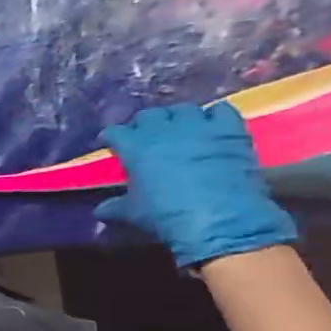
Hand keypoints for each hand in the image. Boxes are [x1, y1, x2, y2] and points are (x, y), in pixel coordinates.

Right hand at [94, 103, 297, 268]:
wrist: (220, 220)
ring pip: (183, 109)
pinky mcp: (230, 131)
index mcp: (135, 147)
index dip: (111, 138)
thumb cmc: (167, 215)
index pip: (115, 132)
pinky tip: (212, 129)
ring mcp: (199, 127)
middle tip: (146, 139)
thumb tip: (100, 211)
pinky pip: (220, 111)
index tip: (111, 145)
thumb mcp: (133, 214)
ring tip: (180, 131)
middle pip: (148, 115)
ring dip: (178, 119)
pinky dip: (214, 117)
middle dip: (144, 125)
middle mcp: (164, 130)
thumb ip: (114, 207)